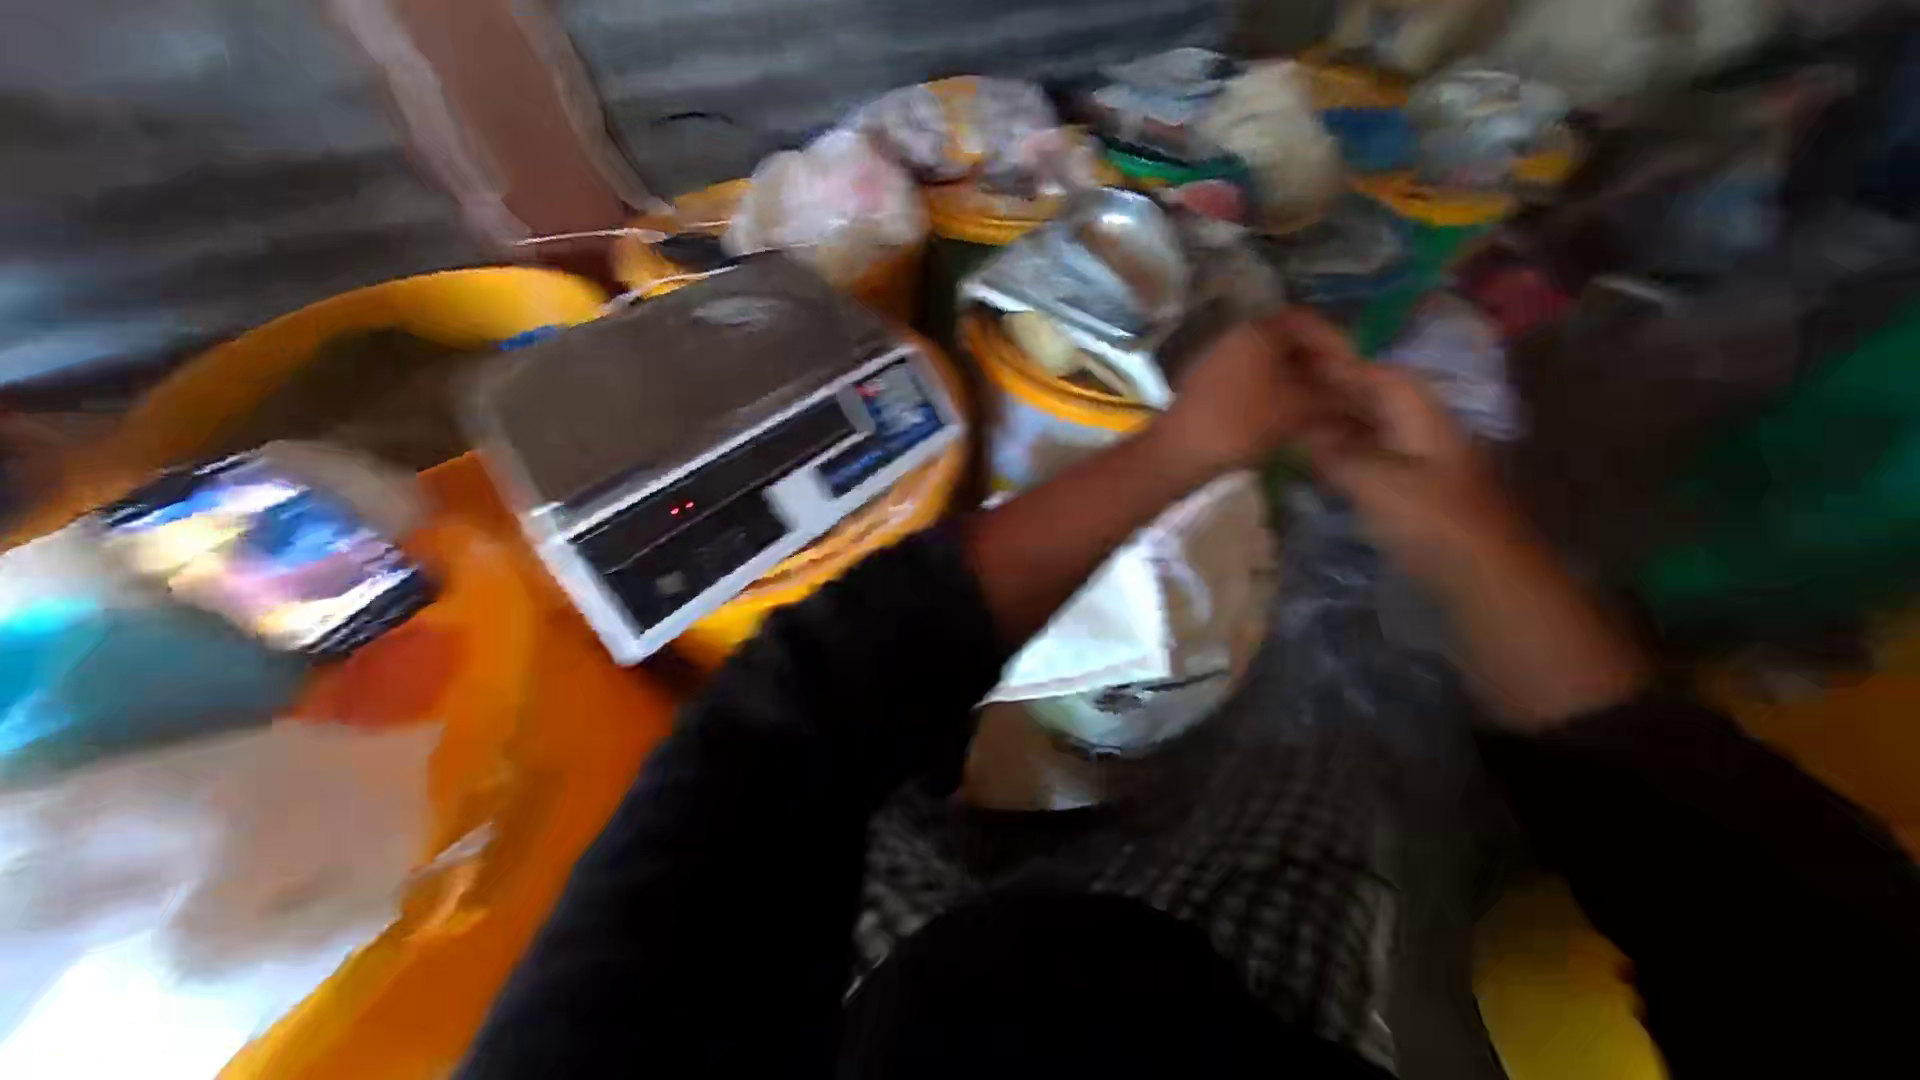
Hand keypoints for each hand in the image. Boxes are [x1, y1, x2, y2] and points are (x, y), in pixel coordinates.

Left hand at [1153, 313, 1339, 478]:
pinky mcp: (1208, 386)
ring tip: (1318, 408)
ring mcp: (1218, 361)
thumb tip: (1356, 395)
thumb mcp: (1295, 409)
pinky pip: (1251, 381)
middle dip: (1318, 365)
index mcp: (1257, 331)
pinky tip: (1286, 417)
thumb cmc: (1239, 424)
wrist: (1177, 453)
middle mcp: (1235, 337)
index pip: (1308, 322)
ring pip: (1269, 364)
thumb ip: (1331, 396)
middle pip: (1288, 343)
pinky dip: (1273, 393)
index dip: (1336, 343)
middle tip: (1339, 392)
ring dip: (1296, 382)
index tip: (1353, 370)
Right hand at [1275, 309, 1521, 577]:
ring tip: (1289, 422)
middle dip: (1332, 393)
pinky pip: (1368, 458)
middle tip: (1284, 392)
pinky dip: (1340, 453)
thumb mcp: (1374, 482)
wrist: (1480, 575)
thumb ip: (1335, 453)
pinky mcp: (1409, 490)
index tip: (1297, 361)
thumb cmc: (1430, 519)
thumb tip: (1304, 433)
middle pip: (1373, 400)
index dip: (1338, 366)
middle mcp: (1421, 430)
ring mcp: (1417, 461)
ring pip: (1369, 430)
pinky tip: (1314, 460)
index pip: (1377, 376)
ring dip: (1333, 424)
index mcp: (1421, 416)